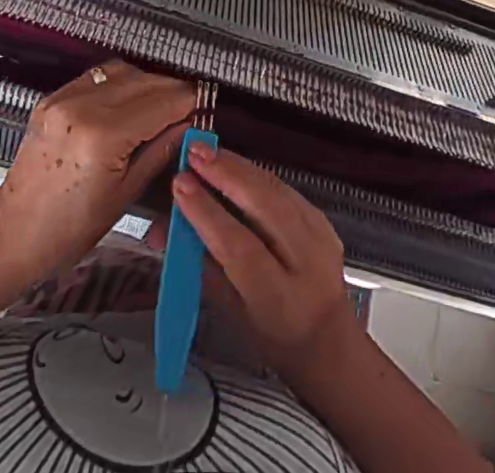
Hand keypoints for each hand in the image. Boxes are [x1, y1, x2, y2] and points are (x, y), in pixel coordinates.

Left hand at [0, 62, 195, 301]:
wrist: (15, 231)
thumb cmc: (70, 227)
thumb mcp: (126, 194)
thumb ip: (159, 150)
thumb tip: (188, 125)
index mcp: (101, 136)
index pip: (159, 102)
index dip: (187, 101)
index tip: (205, 103)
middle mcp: (79, 107)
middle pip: (141, 81)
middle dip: (171, 90)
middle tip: (190, 105)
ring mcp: (61, 99)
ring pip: (119, 71)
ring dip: (146, 82)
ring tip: (163, 103)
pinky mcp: (50, 99)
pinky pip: (95, 78)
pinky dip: (118, 83)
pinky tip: (131, 101)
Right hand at [169, 143, 356, 378]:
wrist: (330, 344)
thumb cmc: (269, 334)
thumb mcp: (230, 308)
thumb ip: (200, 260)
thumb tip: (165, 221)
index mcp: (280, 300)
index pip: (240, 247)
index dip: (207, 212)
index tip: (179, 184)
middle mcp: (308, 266)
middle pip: (267, 208)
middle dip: (227, 175)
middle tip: (193, 154)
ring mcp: (322, 240)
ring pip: (277, 191)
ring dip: (238, 166)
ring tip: (205, 150)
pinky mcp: (325, 223)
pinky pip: (284, 189)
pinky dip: (253, 173)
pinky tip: (230, 162)